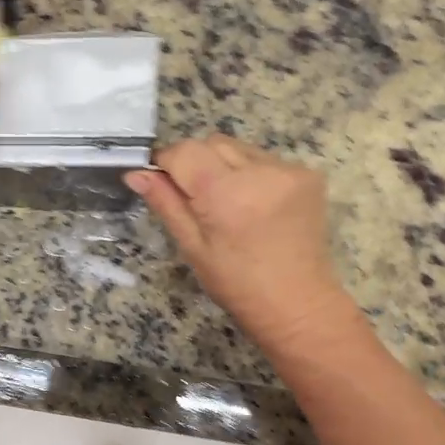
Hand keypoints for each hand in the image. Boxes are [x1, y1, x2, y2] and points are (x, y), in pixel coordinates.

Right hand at [126, 135, 356, 348]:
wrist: (296, 301)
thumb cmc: (236, 283)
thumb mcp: (191, 246)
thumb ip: (165, 203)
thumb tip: (136, 173)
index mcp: (225, 193)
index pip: (185, 151)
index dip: (166, 163)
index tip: (161, 182)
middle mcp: (260, 172)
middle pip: (212, 143)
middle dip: (196, 163)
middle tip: (195, 200)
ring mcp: (288, 170)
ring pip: (239, 148)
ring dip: (224, 166)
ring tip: (228, 204)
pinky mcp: (308, 174)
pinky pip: (265, 160)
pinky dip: (251, 174)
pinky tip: (254, 205)